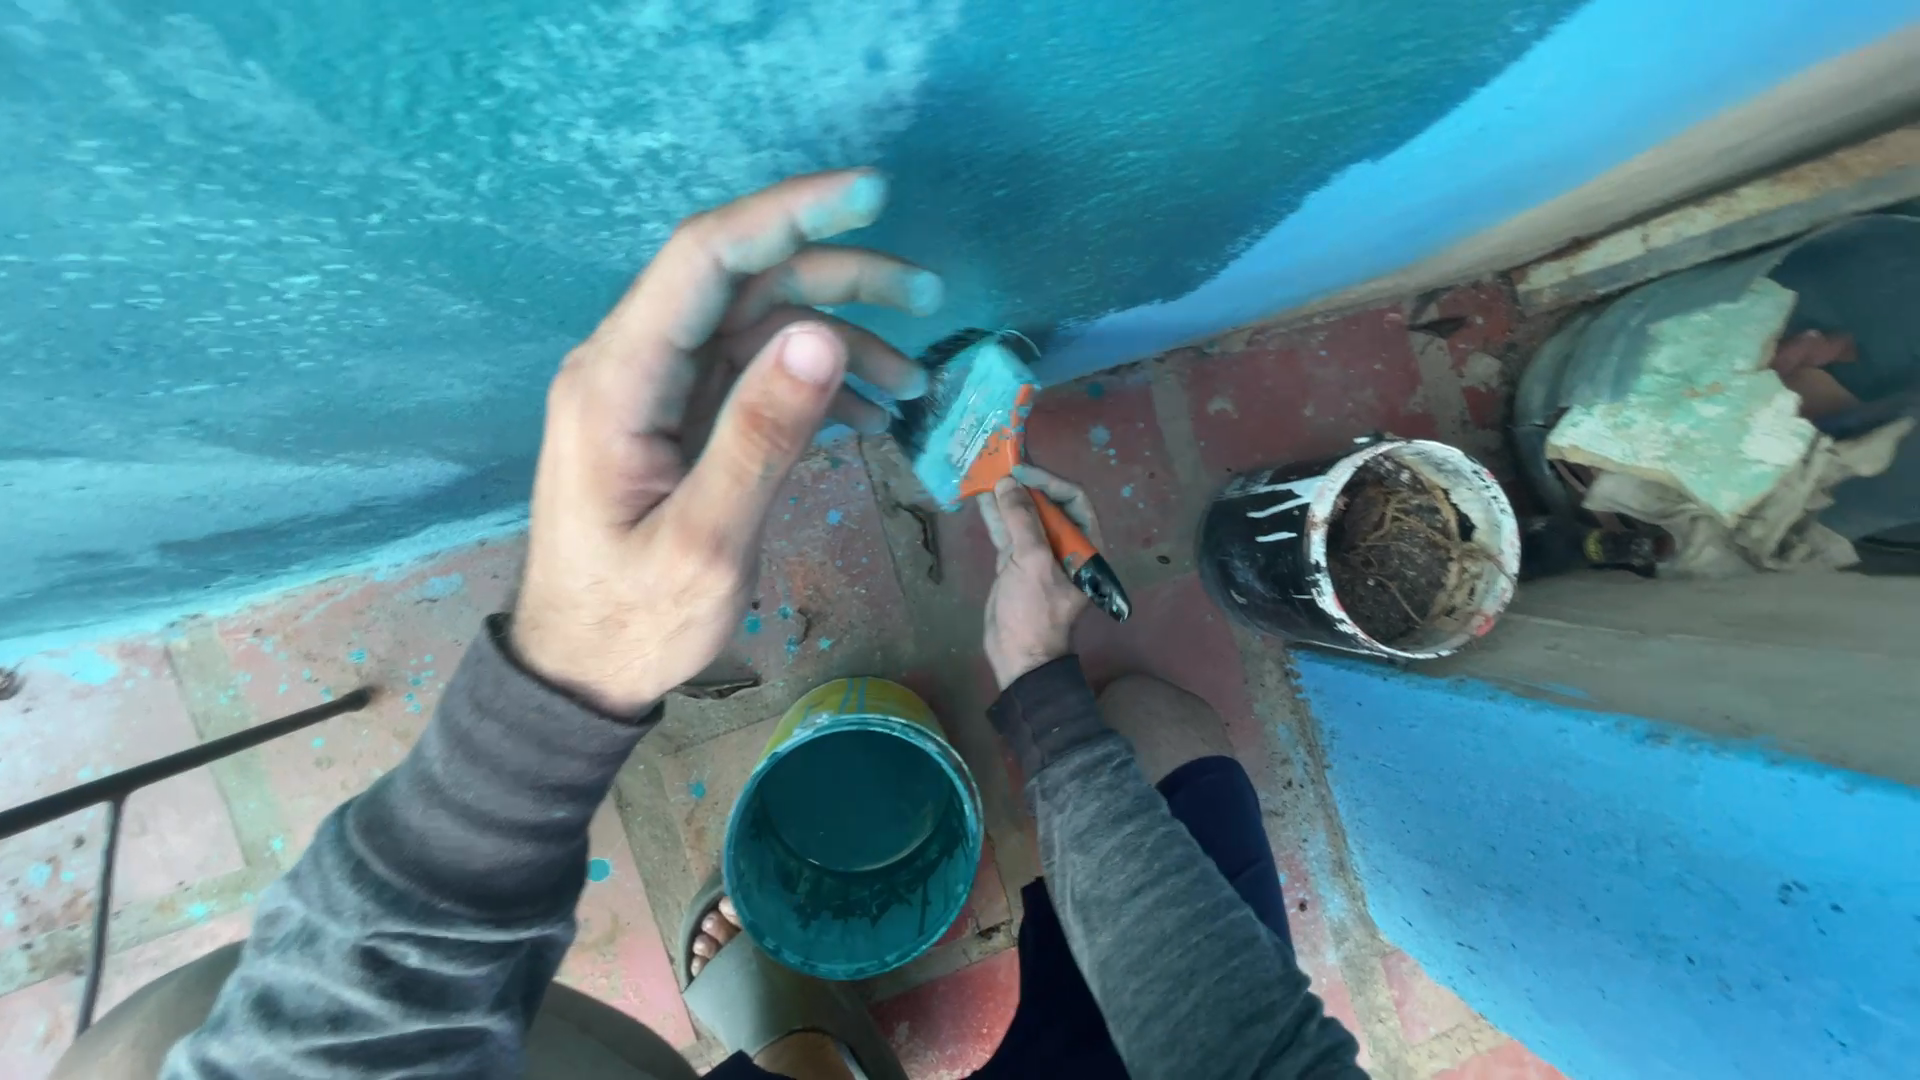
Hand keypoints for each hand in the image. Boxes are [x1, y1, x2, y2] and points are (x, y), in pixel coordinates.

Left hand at [512, 170, 941, 712]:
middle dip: (840, 279)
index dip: (789, 214)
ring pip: (761, 328)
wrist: (584, 668)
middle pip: (745, 284)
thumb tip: (819, 338)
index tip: (872, 193)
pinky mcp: (683, 418)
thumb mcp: (706, 542)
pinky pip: (758, 377)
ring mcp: (660, 391)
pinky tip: (869, 414)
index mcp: (620, 381)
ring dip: (841, 342)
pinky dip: (817, 386)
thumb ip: (758, 437)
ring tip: (912, 384)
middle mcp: (635, 365)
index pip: (707, 259)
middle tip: (928, 294)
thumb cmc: (636, 619)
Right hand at [977, 464, 1103, 688]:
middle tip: (1001, 465)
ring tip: (987, 474)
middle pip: (1048, 504)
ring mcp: (1039, 554)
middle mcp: (1065, 545)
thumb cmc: (1035, 610)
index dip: (1049, 482)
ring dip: (1008, 497)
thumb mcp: (1032, 562)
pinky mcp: (1016, 563)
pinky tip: (981, 498)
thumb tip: (1007, 484)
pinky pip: (1008, 532)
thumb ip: (1022, 521)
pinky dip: (995, 515)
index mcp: (1085, 546)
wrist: (1018, 656)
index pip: (1074, 500)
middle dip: (1026, 485)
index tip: (1022, 473)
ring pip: (1025, 516)